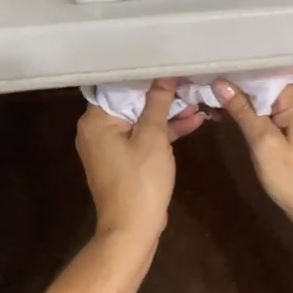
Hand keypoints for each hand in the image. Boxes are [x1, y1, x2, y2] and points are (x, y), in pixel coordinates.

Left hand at [75, 79, 205, 241]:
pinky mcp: (122, 160)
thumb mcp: (153, 138)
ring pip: (139, 120)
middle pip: (129, 101)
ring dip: (166, 113)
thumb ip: (157, 103)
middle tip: (186, 78)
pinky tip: (193, 121)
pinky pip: (142, 137)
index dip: (144, 74)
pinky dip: (162, 132)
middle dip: (160, 93)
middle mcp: (96, 129)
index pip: (117, 85)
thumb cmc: (140, 181)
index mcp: (96, 120)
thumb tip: (164, 76)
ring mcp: (109, 146)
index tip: (167, 62)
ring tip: (196, 99)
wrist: (132, 229)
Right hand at [212, 80, 292, 235]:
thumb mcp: (263, 144)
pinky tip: (238, 121)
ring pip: (272, 102)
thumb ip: (242, 111)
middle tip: (207, 100)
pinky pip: (281, 114)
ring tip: (216, 110)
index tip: (208, 87)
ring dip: (248, 108)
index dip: (234, 83)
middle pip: (268, 89)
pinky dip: (262, 118)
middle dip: (239, 95)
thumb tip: (220, 83)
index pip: (262, 79)